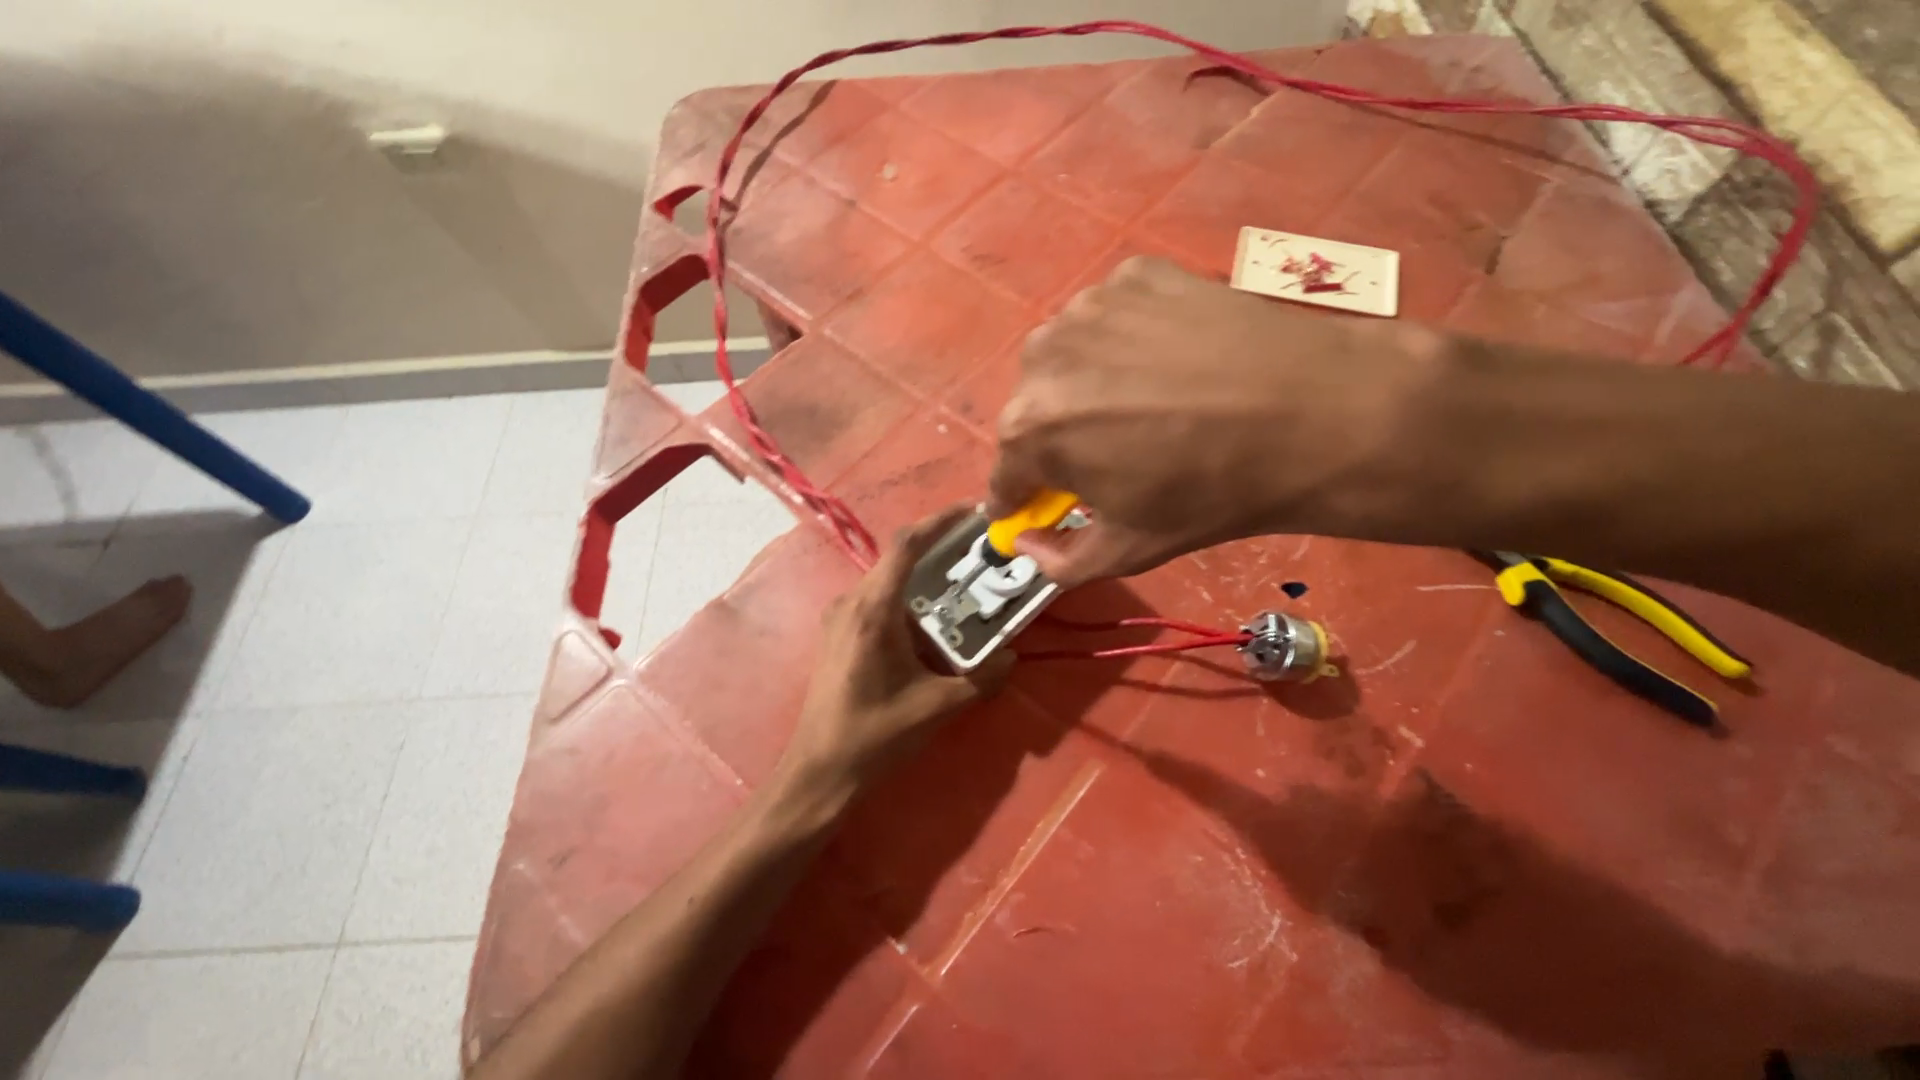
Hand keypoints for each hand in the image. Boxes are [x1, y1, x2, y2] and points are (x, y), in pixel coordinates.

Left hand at [779, 506, 1013, 792]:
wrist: (819, 771)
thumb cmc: (875, 734)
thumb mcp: (937, 706)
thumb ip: (980, 678)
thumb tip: (1011, 657)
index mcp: (873, 610)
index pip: (906, 545)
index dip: (939, 521)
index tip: (972, 512)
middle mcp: (851, 603)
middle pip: (897, 558)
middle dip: (939, 550)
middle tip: (979, 552)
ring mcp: (839, 619)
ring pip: (887, 581)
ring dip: (923, 579)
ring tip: (962, 585)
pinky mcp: (837, 636)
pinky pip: (876, 602)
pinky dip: (907, 601)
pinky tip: (932, 623)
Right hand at [990, 256, 1442, 586]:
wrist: (1315, 413)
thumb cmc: (1213, 494)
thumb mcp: (1130, 550)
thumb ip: (1058, 560)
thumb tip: (1026, 541)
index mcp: (1031, 429)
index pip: (1004, 474)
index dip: (1024, 498)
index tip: (1045, 506)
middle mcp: (1042, 357)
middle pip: (1032, 410)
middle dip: (1060, 438)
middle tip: (1119, 454)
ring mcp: (1090, 305)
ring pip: (1069, 358)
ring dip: (1089, 383)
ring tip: (1151, 401)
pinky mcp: (1136, 273)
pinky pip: (1111, 317)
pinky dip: (1129, 339)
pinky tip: (1176, 360)